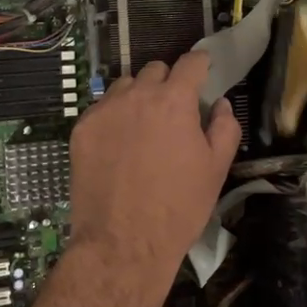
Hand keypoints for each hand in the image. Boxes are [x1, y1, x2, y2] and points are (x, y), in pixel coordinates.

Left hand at [69, 50, 240, 270]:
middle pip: (155, 70)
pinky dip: (114, 118)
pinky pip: (102, 109)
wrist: (123, 244)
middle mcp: (136, 95)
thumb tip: (220, 104)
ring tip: (143, 129)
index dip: (200, 65)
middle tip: (173, 112)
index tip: (203, 74)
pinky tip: (119, 147)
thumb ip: (225, 127)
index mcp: (174, 100)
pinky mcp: (81, 129)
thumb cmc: (179, 208)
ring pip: (125, 86)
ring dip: (138, 97)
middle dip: (167, 83)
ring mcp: (104, 111)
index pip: (191, 62)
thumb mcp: (216, 169)